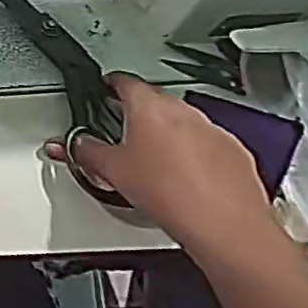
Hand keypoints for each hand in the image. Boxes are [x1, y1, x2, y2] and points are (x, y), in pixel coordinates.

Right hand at [47, 74, 274, 255]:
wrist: (224, 225)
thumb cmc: (172, 194)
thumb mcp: (111, 170)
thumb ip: (84, 151)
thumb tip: (73, 146)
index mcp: (150, 108)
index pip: (125, 82)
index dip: (111, 84)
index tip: (106, 88)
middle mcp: (184, 112)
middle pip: (155, 100)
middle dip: (138, 111)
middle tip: (122, 130)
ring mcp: (214, 131)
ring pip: (183, 122)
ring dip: (167, 133)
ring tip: (153, 161)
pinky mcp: (235, 152)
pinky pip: (208, 142)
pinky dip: (194, 152)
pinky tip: (183, 177)